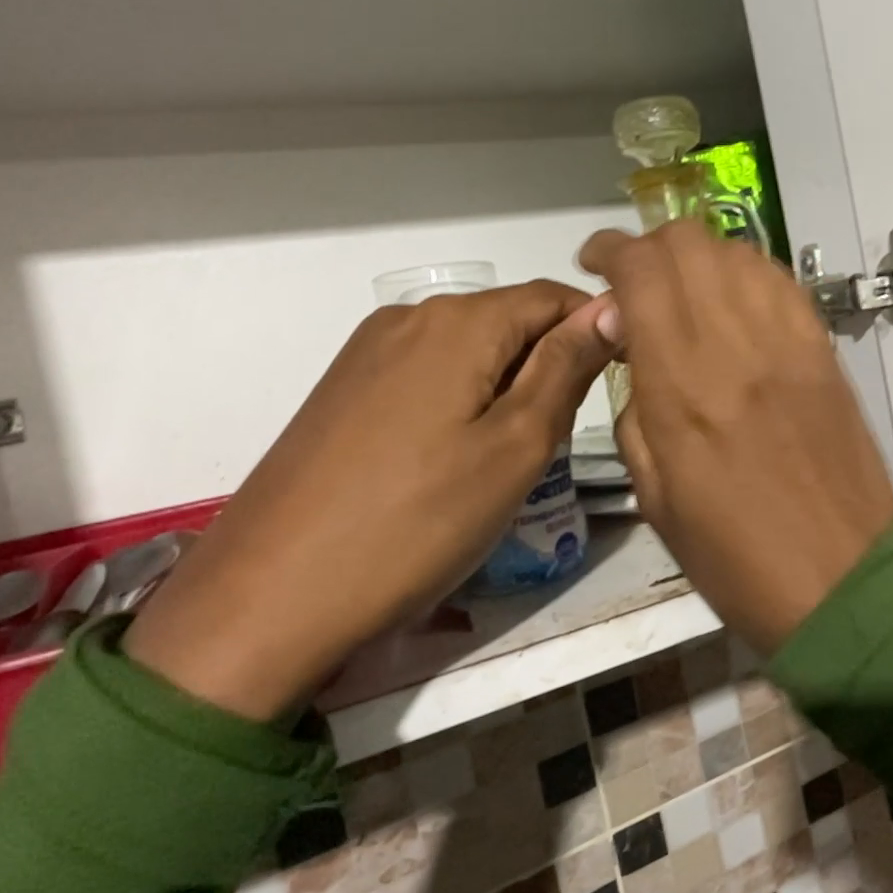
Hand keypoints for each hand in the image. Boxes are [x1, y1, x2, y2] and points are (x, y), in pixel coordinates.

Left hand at [124, 281, 616, 719]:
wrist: (271, 595)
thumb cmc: (417, 522)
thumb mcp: (515, 448)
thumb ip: (565, 368)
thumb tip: (610, 308)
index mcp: (458, 322)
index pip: (553, 296)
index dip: (597, 330)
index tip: (622, 382)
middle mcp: (408, 317)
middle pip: (508, 321)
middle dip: (550, 365)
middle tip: (561, 440)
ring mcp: (367, 353)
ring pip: (469, 351)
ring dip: (507, 388)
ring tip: (510, 459)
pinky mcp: (344, 390)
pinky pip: (428, 375)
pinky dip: (463, 402)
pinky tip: (455, 459)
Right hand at [580, 222, 892, 655]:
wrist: (841, 583)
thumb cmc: (735, 557)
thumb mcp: (655, 496)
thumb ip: (636, 409)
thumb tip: (631, 347)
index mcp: (683, 385)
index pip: (642, 272)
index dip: (611, 250)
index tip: (595, 262)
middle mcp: (737, 345)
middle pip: (690, 243)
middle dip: (651, 247)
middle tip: (635, 280)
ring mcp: (790, 342)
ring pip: (738, 253)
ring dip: (699, 257)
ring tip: (685, 293)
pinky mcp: (825, 352)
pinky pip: (781, 284)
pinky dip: (747, 277)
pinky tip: (735, 307)